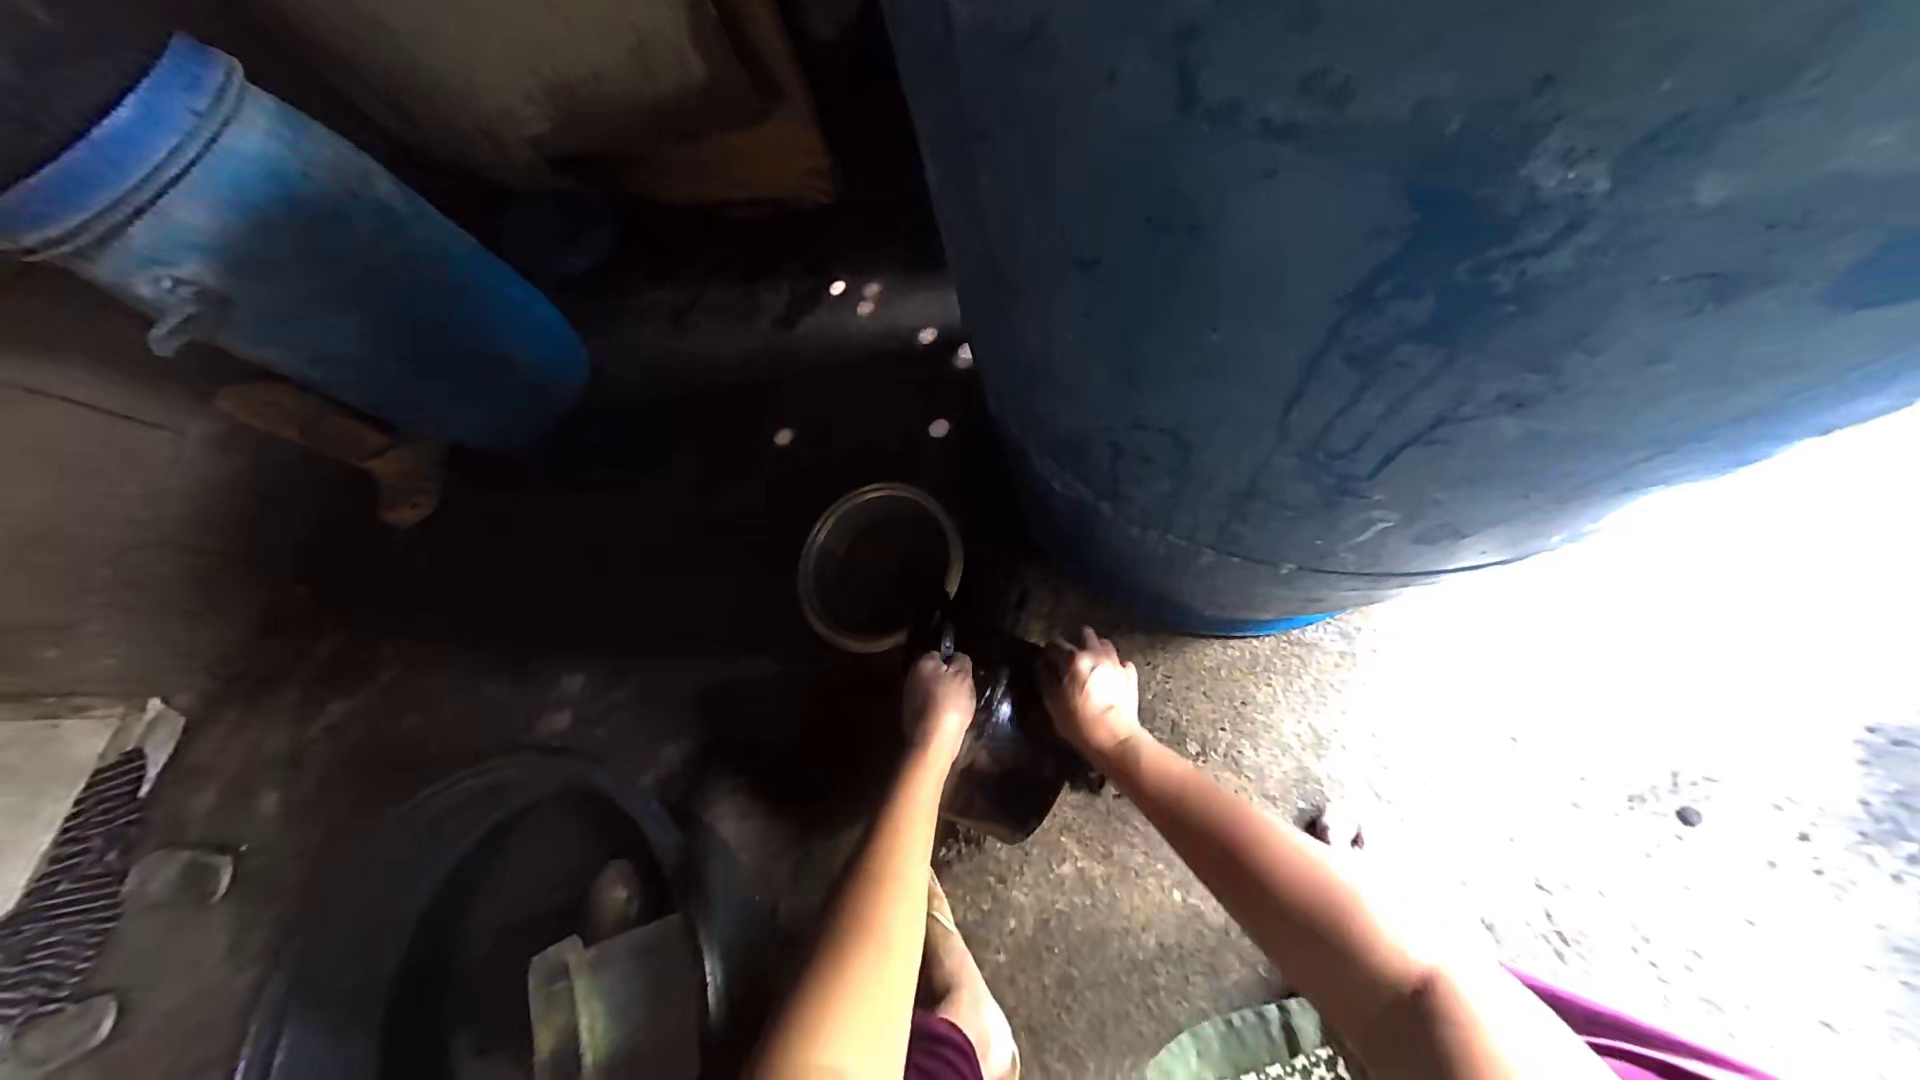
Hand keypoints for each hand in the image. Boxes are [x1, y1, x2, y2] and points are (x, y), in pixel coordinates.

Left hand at [903, 651, 975, 762]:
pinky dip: (938, 711)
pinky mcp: (910, 716)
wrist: (932, 741)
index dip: (953, 664)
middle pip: (934, 674)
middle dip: (947, 681)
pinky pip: (929, 707)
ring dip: (942, 697)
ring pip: (931, 691)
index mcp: (921, 663)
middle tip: (963, 692)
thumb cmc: (950, 703)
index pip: (939, 654)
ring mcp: (908, 698)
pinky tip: (948, 720)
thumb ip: (961, 661)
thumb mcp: (963, 676)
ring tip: (958, 708)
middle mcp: (910, 677)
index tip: (964, 676)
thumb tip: (956, 657)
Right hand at [1041, 627, 1143, 764]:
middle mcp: (1096, 655)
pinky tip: (1111, 674)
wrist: (1116, 739)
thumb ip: (1046, 679)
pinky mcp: (1130, 676)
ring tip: (1092, 658)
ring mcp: (1116, 664)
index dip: (1049, 649)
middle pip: (1086, 635)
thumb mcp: (1053, 703)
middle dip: (1076, 639)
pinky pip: (1122, 663)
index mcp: (1073, 660)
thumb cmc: (1079, 723)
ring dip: (1097, 647)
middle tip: (1070, 653)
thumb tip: (1042, 664)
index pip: (1056, 644)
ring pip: (1106, 644)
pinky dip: (1115, 665)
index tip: (1046, 657)